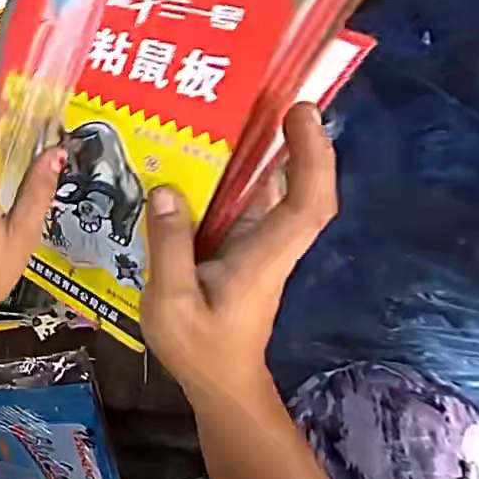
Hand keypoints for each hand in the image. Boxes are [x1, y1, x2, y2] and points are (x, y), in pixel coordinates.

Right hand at [142, 103, 337, 400]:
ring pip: (273, 194)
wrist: (222, 382)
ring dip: (266, 154)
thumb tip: (165, 189)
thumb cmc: (202, 348)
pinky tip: (205, 162)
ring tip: (234, 115)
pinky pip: (246, 206)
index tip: (301, 113)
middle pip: (299, 188)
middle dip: (295, 140)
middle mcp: (270, 244)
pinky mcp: (242, 251)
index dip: (313, 156)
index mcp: (264, 256)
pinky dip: (238, 178)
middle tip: (268, 96)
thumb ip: (169, 246)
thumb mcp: (171, 301)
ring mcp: (258, 247)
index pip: (308, 203)